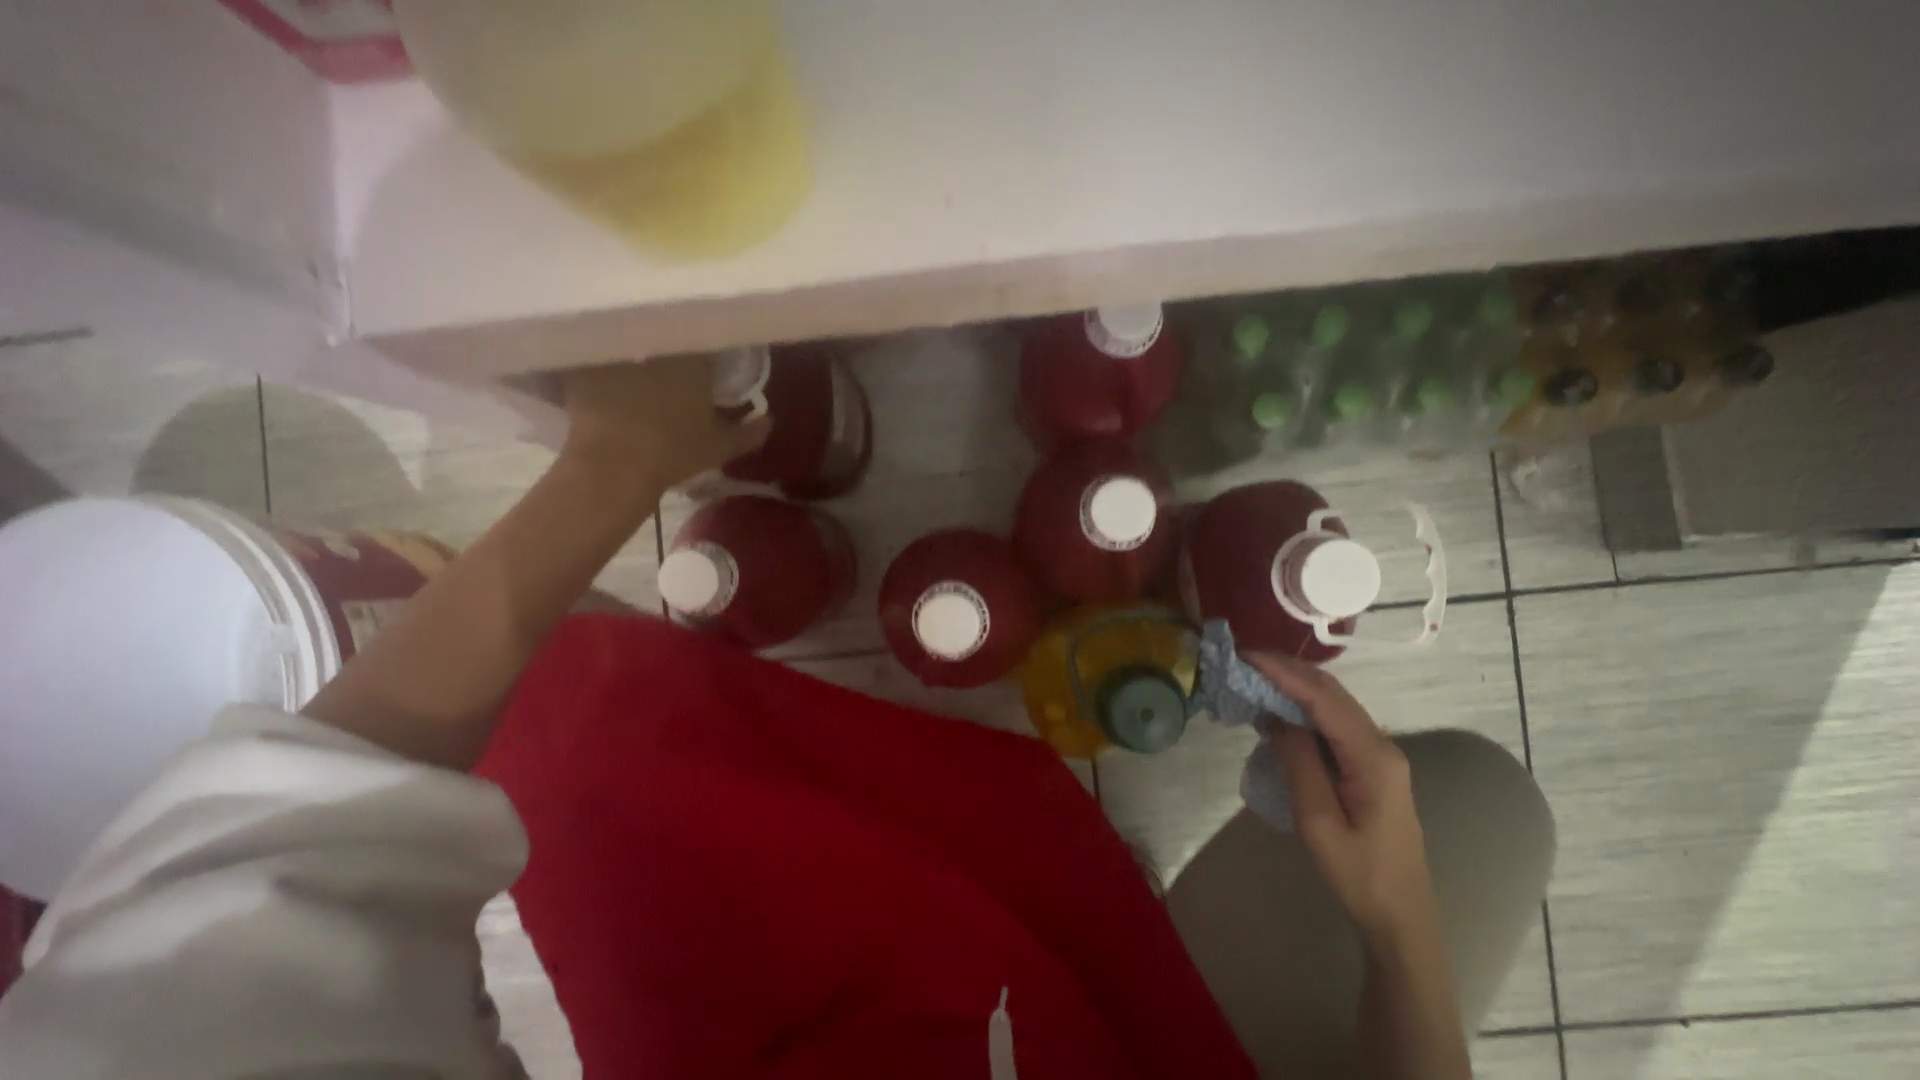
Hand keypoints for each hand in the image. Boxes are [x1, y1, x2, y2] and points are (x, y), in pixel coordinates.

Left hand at [561, 355, 770, 489]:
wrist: (613, 467)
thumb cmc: (672, 453)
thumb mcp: (720, 447)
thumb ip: (749, 432)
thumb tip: (768, 420)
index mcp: (695, 357)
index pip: (711, 337)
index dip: (715, 347)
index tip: (717, 360)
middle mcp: (656, 343)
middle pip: (670, 332)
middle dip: (677, 343)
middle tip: (683, 363)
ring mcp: (619, 350)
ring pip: (636, 340)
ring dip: (642, 349)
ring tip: (646, 366)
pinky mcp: (585, 362)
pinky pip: (600, 353)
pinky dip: (606, 361)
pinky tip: (611, 375)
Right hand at [1249, 653, 1439, 948]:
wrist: (1401, 916)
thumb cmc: (1359, 875)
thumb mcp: (1319, 823)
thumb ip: (1300, 764)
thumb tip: (1276, 716)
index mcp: (1373, 757)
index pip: (1324, 698)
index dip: (1284, 673)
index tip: (1245, 657)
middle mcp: (1380, 746)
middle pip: (1332, 693)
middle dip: (1287, 670)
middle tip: (1242, 659)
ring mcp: (1378, 755)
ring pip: (1333, 706)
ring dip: (1294, 687)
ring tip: (1252, 678)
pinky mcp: (1369, 767)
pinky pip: (1334, 725)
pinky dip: (1303, 709)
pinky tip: (1277, 711)